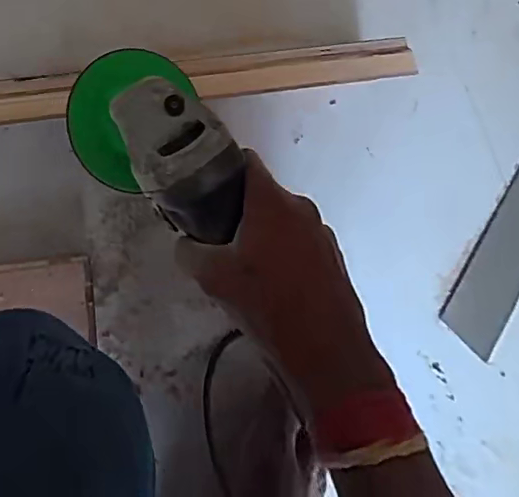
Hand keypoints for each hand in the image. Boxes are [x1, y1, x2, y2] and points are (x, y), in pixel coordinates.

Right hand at [176, 151, 395, 415]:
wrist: (329, 358)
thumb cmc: (267, 305)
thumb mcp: (212, 278)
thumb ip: (190, 252)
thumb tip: (183, 243)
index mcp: (272, 201)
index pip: (247, 160)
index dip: (224, 166)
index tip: (207, 182)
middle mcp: (301, 208)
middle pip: (264, 194)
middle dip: (240, 208)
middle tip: (218, 232)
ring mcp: (323, 235)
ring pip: (284, 221)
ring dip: (265, 233)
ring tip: (244, 264)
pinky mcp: (335, 261)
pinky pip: (302, 244)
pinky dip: (285, 254)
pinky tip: (272, 285)